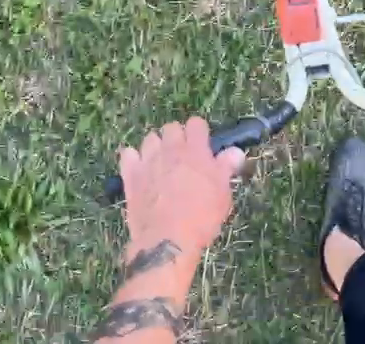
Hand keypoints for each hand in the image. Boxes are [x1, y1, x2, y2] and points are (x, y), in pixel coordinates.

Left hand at [117, 117, 245, 258]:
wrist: (168, 241)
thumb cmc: (201, 218)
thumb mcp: (222, 194)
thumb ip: (226, 167)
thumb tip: (235, 151)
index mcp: (195, 150)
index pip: (196, 124)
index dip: (199, 133)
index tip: (202, 147)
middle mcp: (171, 148)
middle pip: (172, 127)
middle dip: (177, 138)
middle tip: (182, 158)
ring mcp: (149, 160)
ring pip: (150, 138)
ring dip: (156, 147)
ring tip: (161, 164)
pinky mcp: (131, 175)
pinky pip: (128, 154)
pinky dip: (133, 159)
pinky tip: (140, 170)